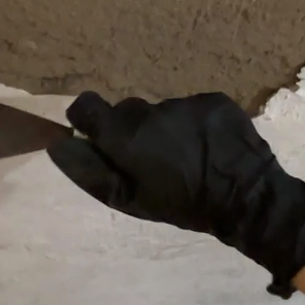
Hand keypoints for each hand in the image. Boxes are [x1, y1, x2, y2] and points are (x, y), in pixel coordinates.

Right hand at [47, 93, 304, 295]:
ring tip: (188, 158)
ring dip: (168, 130)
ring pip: (163, 112)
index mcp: (125, 133)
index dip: (88, 120)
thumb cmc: (181, 205)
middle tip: (155, 161)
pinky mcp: (214, 100)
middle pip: (128, 112)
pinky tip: (209, 148)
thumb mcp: (129, 200)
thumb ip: (89, 170)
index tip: (100, 138)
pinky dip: (196, 125)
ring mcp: (186, 101)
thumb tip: (57, 144)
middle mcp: (151, 109)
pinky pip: (193, 109)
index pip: (87, 106)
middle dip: (134, 132)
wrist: (246, 197)